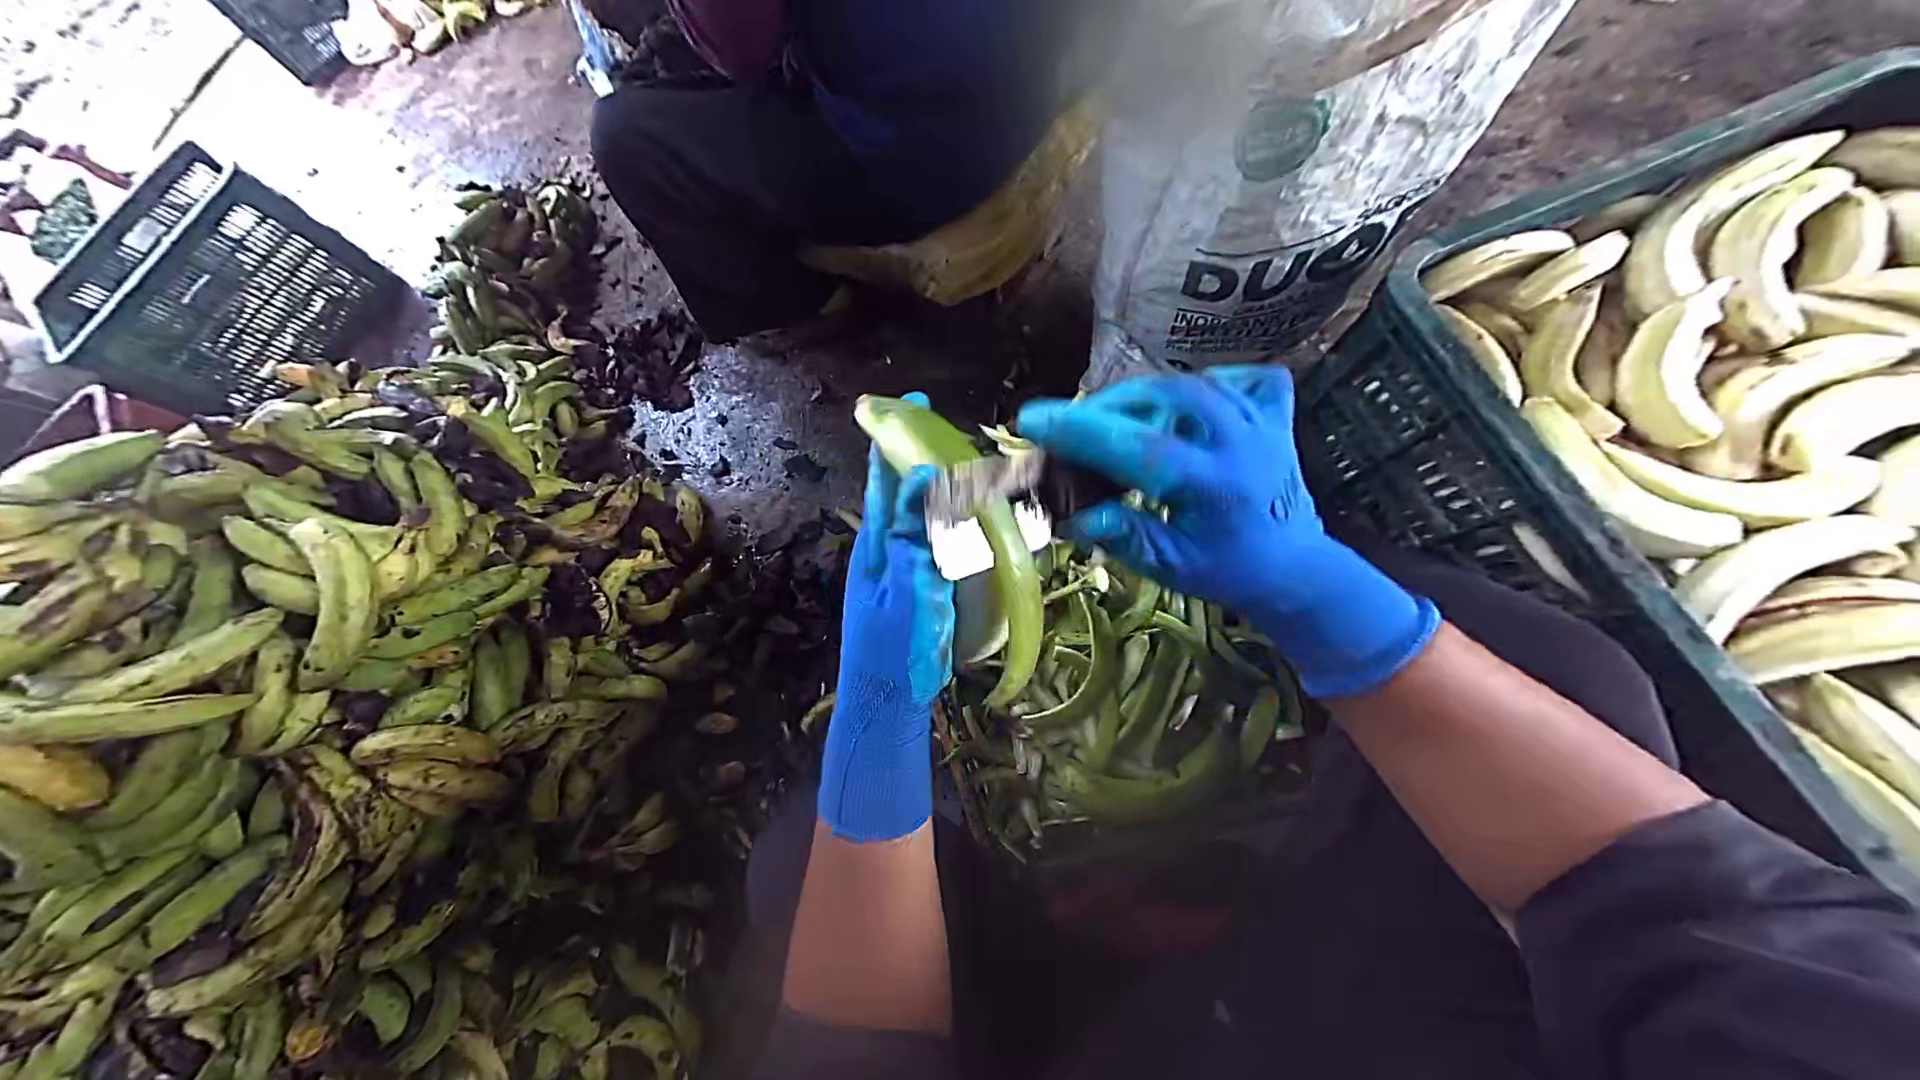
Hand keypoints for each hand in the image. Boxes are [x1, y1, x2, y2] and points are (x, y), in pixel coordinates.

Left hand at [819, 399, 956, 841]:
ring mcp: (904, 567)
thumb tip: (923, 472)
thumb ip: (912, 531)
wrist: (889, 698)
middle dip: (927, 458)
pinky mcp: (922, 586)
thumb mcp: (903, 585)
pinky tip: (976, 522)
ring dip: (944, 489)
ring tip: (973, 469)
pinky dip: (955, 524)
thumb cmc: (893, 645)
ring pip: (924, 515)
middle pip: (907, 491)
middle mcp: (888, 546)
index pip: (886, 476)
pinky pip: (939, 543)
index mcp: (879, 540)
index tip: (916, 403)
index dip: (897, 438)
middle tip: (959, 436)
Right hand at [1016, 366, 1438, 697]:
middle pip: (1158, 399)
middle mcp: (1238, 439)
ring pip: (1186, 383)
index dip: (1079, 431)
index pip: (1136, 447)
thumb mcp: (1172, 567)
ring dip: (1140, 398)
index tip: (1031, 419)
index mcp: (1212, 484)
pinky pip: (1231, 378)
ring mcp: (1259, 417)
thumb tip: (1075, 518)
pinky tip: (1183, 410)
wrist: (1294, 565)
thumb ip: (1125, 537)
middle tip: (1069, 429)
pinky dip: (1198, 386)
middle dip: (1104, 409)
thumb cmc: (1227, 571)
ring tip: (1112, 423)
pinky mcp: (1272, 409)